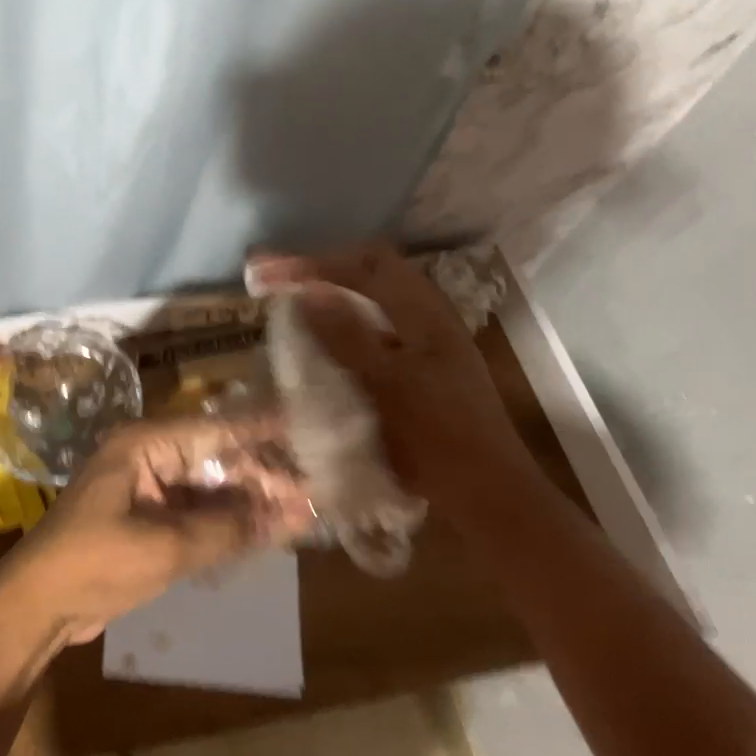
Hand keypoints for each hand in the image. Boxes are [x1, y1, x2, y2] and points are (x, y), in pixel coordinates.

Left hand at [0, 416, 290, 647]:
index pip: (216, 428)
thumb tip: (291, 513)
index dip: (263, 429)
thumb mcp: (166, 547)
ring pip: (209, 487)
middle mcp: (148, 457)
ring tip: (302, 510)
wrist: (37, 605)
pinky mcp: (146, 521)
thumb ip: (228, 528)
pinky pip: (196, 512)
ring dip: (248, 500)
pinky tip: (264, 531)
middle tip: (317, 486)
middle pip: (216, 458)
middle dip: (262, 474)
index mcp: (145, 445)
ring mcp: (146, 490)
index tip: (309, 426)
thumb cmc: (94, 562)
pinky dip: (226, 522)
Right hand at [247, 242, 535, 507]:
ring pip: (376, 301)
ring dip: (336, 299)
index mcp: (424, 312)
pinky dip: (348, 328)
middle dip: (324, 272)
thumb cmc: (438, 435)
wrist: (487, 492)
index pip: (364, 263)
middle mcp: (429, 317)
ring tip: (298, 311)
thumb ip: (347, 336)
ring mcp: (430, 343)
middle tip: (282, 283)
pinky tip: (327, 351)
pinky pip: (379, 331)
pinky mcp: (425, 370)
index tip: (268, 274)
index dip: (313, 263)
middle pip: (372, 272)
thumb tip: (307, 293)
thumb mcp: (387, 384)